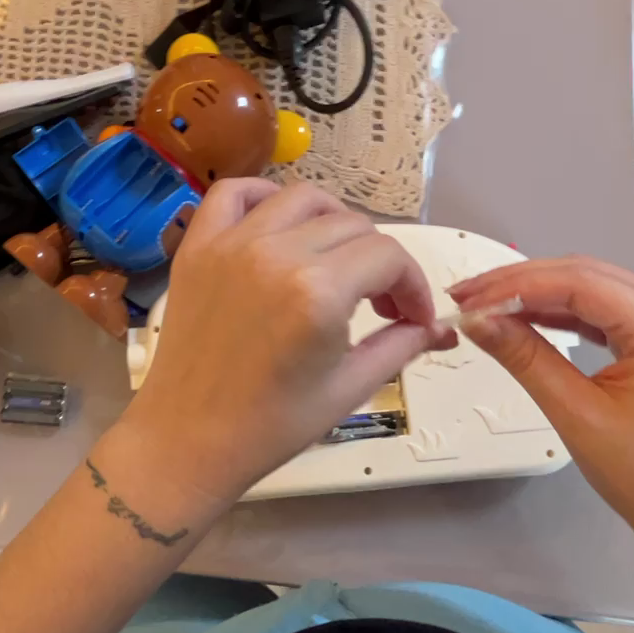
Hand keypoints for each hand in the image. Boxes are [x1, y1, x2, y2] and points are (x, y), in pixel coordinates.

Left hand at [111, 180, 452, 509]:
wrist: (189, 438)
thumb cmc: (272, 425)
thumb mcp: (349, 388)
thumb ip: (402, 345)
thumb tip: (443, 329)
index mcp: (318, 291)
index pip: (389, 257)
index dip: (413, 286)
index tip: (413, 317)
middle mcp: (276, 253)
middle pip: (353, 226)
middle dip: (380, 264)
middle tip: (379, 305)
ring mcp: (231, 244)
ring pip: (303, 199)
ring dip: (333, 223)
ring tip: (335, 262)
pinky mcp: (198, 248)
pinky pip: (233, 194)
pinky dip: (262, 196)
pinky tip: (278, 225)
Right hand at [449, 256, 633, 543]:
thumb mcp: (574, 412)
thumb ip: (523, 357)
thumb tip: (475, 320)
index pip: (580, 283)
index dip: (517, 286)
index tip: (469, 299)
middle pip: (584, 275)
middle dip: (520, 283)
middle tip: (467, 296)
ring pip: (589, 286)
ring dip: (534, 293)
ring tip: (484, 304)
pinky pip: (600, 308)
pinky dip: (557, 310)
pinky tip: (521, 316)